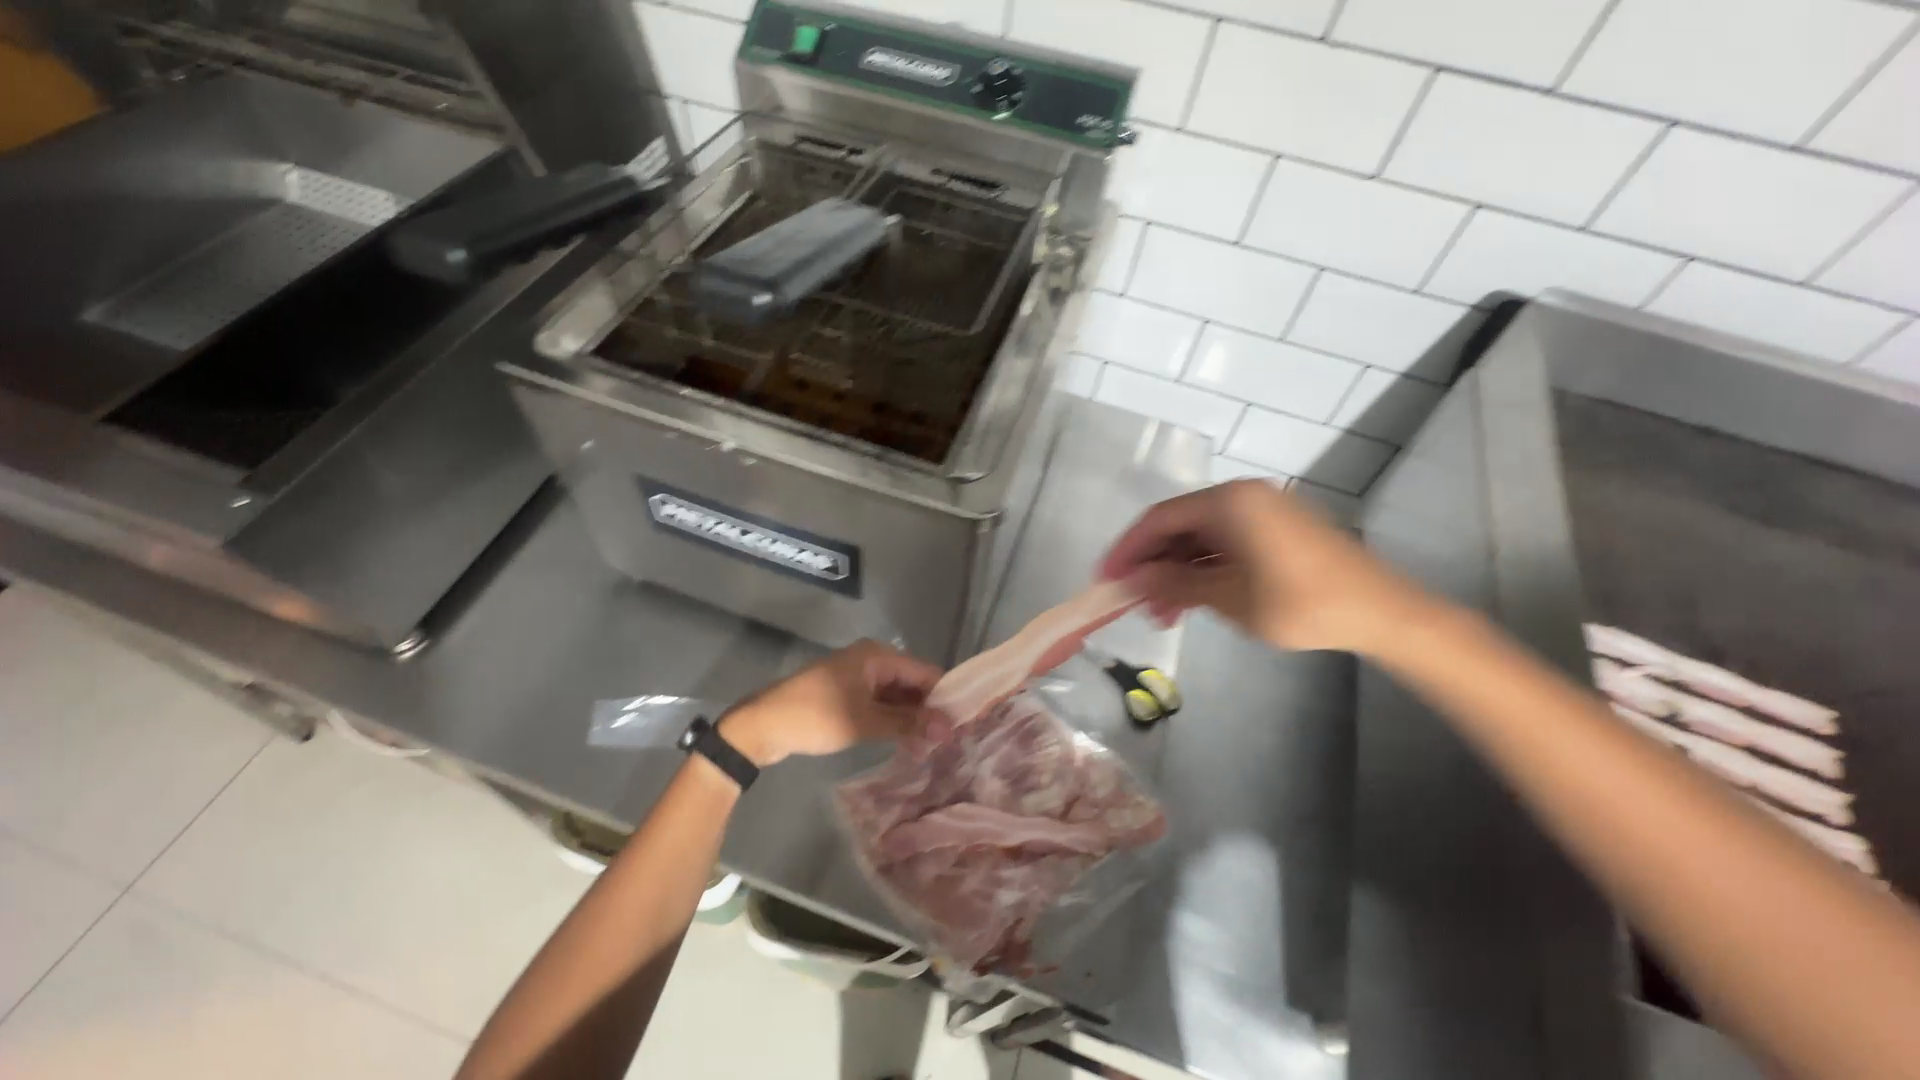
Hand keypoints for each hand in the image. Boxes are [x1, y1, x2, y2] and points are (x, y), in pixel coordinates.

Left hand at [718, 640, 942, 766]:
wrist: (763, 726)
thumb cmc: (816, 717)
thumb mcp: (866, 722)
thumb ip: (909, 724)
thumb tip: (949, 730)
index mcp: (878, 656)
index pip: (926, 672)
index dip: (946, 698)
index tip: (965, 725)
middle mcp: (871, 659)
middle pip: (913, 683)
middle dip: (930, 711)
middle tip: (950, 743)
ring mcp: (858, 677)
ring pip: (897, 695)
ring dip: (912, 719)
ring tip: (932, 749)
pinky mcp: (848, 694)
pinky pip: (881, 703)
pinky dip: (893, 720)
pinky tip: (907, 743)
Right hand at [1100, 479, 1429, 654]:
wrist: (1380, 612)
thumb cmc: (1300, 602)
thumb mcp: (1229, 597)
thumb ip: (1175, 583)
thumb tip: (1133, 579)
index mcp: (1229, 502)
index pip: (1160, 519)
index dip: (1128, 549)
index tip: (1105, 580)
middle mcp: (1242, 497)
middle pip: (1179, 527)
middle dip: (1152, 565)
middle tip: (1132, 604)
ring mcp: (1262, 514)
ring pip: (1202, 540)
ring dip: (1177, 574)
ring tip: (1162, 616)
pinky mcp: (1277, 533)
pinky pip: (1226, 546)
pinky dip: (1204, 572)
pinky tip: (1193, 604)